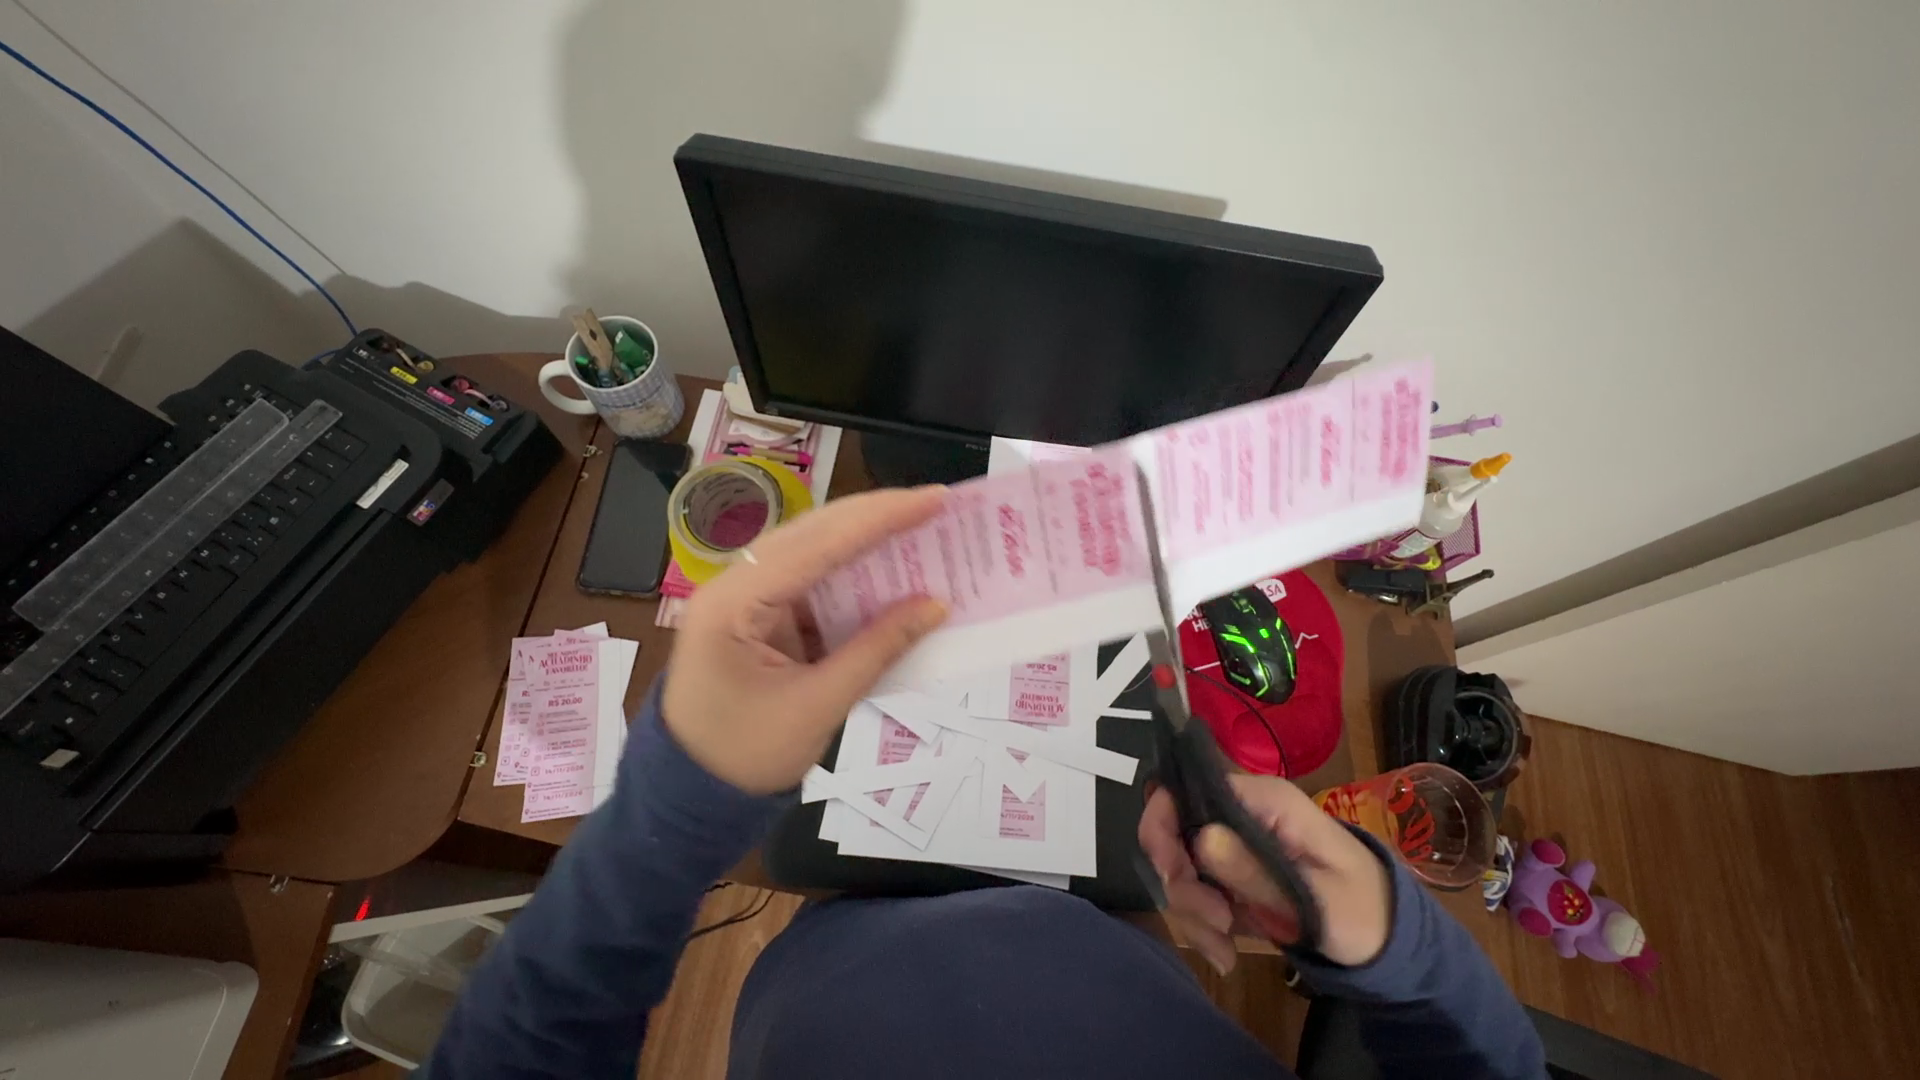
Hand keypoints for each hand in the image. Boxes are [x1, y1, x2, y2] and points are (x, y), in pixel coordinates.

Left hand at [662, 487, 948, 794]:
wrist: (691, 794)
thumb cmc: (746, 757)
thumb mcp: (817, 706)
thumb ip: (877, 650)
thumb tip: (937, 605)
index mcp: (734, 603)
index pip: (817, 545)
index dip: (879, 519)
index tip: (934, 498)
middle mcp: (735, 584)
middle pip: (812, 533)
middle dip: (875, 516)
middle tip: (936, 504)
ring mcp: (745, 596)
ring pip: (812, 549)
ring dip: (865, 538)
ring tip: (920, 525)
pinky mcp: (760, 613)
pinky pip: (811, 578)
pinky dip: (853, 572)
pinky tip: (889, 566)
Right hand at [1137, 773, 1391, 973]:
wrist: (1387, 943)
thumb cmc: (1364, 911)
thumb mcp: (1317, 899)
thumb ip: (1257, 870)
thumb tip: (1201, 838)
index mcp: (1263, 801)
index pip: (1187, 788)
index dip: (1163, 825)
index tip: (1172, 875)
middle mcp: (1241, 812)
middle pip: (1175, 831)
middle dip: (1182, 883)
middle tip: (1215, 922)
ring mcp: (1233, 843)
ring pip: (1180, 868)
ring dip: (1193, 913)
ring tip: (1226, 950)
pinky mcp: (1231, 873)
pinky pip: (1196, 893)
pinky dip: (1202, 927)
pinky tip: (1226, 954)